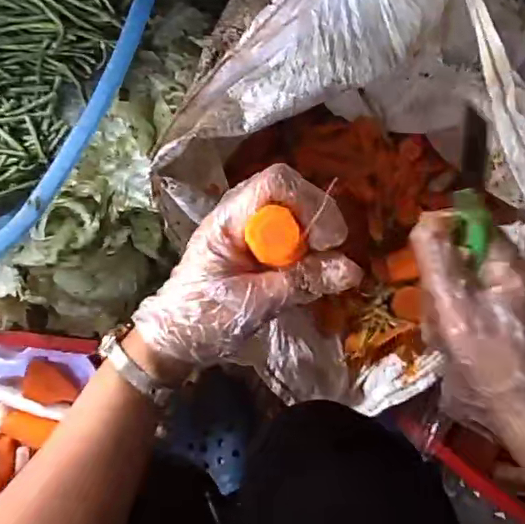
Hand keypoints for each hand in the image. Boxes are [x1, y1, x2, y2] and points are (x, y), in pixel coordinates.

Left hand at [131, 164, 360, 380]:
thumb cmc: (204, 319)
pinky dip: (303, 251)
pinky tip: (305, 275)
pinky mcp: (251, 247)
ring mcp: (244, 229)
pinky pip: (286, 235)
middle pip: (289, 193)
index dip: (310, 203)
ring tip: (318, 269)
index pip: (276, 182)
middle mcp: (237, 214)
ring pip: (291, 214)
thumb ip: (301, 282)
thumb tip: (352, 269)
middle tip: (328, 257)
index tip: (327, 241)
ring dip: (311, 238)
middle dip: (316, 221)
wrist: (172, 340)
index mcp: (228, 219)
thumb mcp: (256, 303)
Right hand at [410, 210, 524, 454]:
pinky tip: (442, 341)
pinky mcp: (482, 322)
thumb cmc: (486, 354)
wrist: (509, 412)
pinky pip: (450, 306)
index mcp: (508, 264)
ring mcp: (493, 301)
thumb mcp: (453, 302)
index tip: (423, 253)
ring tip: (439, 329)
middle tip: (435, 305)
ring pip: (448, 282)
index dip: (444, 230)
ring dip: (435, 303)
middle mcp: (504, 277)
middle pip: (455, 254)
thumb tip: (425, 217)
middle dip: (436, 278)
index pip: (473, 224)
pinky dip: (440, 320)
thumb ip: (436, 257)